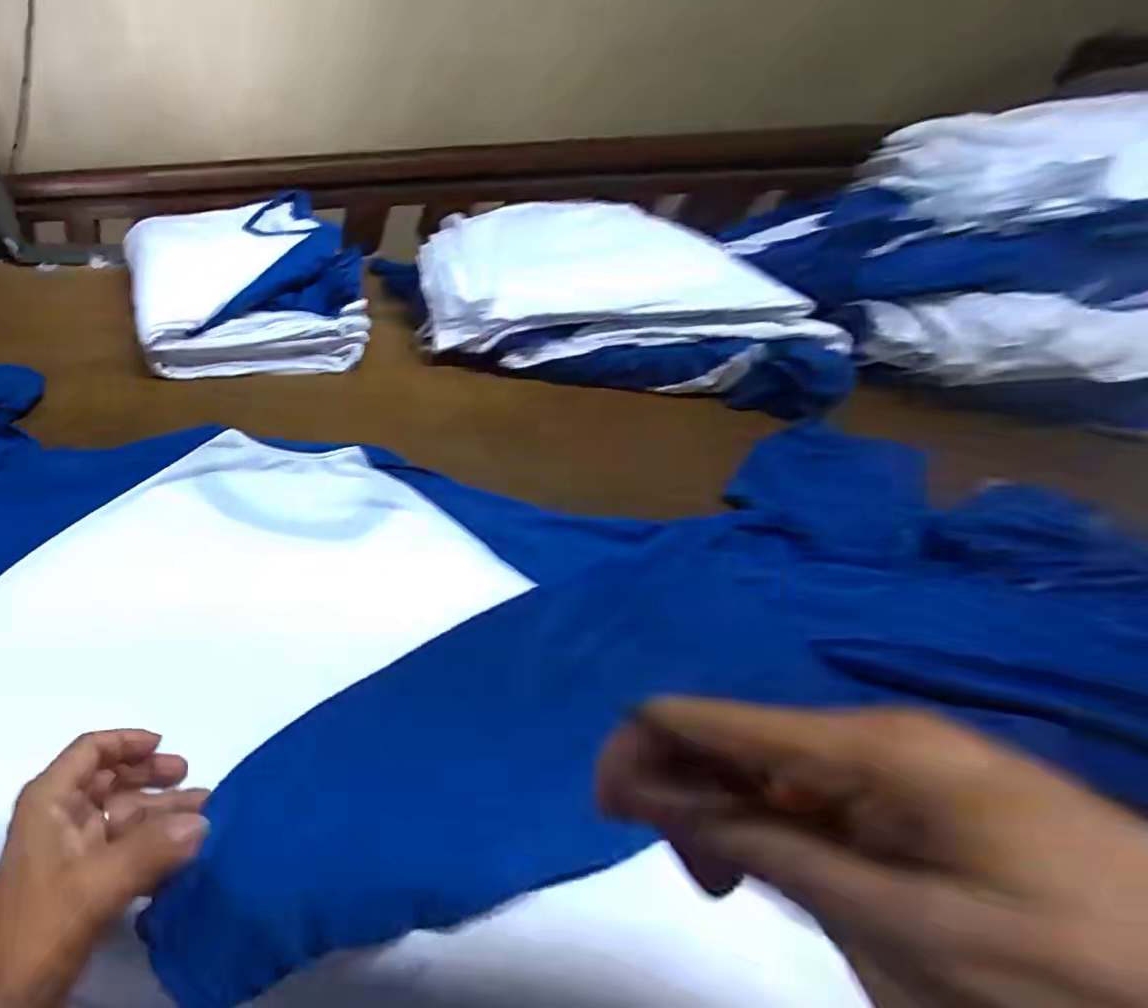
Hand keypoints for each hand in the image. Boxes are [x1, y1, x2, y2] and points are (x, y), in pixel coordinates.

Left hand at [0, 730, 208, 1007]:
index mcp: (50, 799)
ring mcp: (69, 850)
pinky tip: (182, 856)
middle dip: (149, 776)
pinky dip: (151, 848)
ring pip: (120, 816)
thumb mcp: (95, 885)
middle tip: (192, 777)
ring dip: (158, 814)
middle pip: (109, 780)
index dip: (126, 741)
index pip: (90, 751)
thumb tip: (202, 820)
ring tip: (203, 813)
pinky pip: (122, 850)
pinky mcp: (80, 882)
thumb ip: (150, 850)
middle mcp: (59, 815)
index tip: (164, 744)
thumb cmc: (38, 927)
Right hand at [598, 698, 1147, 1007]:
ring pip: (755, 766)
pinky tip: (774, 867)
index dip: (636, 751)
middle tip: (686, 867)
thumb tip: (646, 789)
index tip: (610, 811)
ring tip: (724, 879)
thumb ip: (763, 847)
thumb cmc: (1081, 974)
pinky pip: (803, 792)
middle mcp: (864, 734)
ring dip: (720, 814)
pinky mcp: (910, 792)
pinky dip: (767, 826)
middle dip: (678, 789)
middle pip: (721, 736)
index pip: (696, 716)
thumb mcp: (905, 928)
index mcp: (862, 745)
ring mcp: (891, 761)